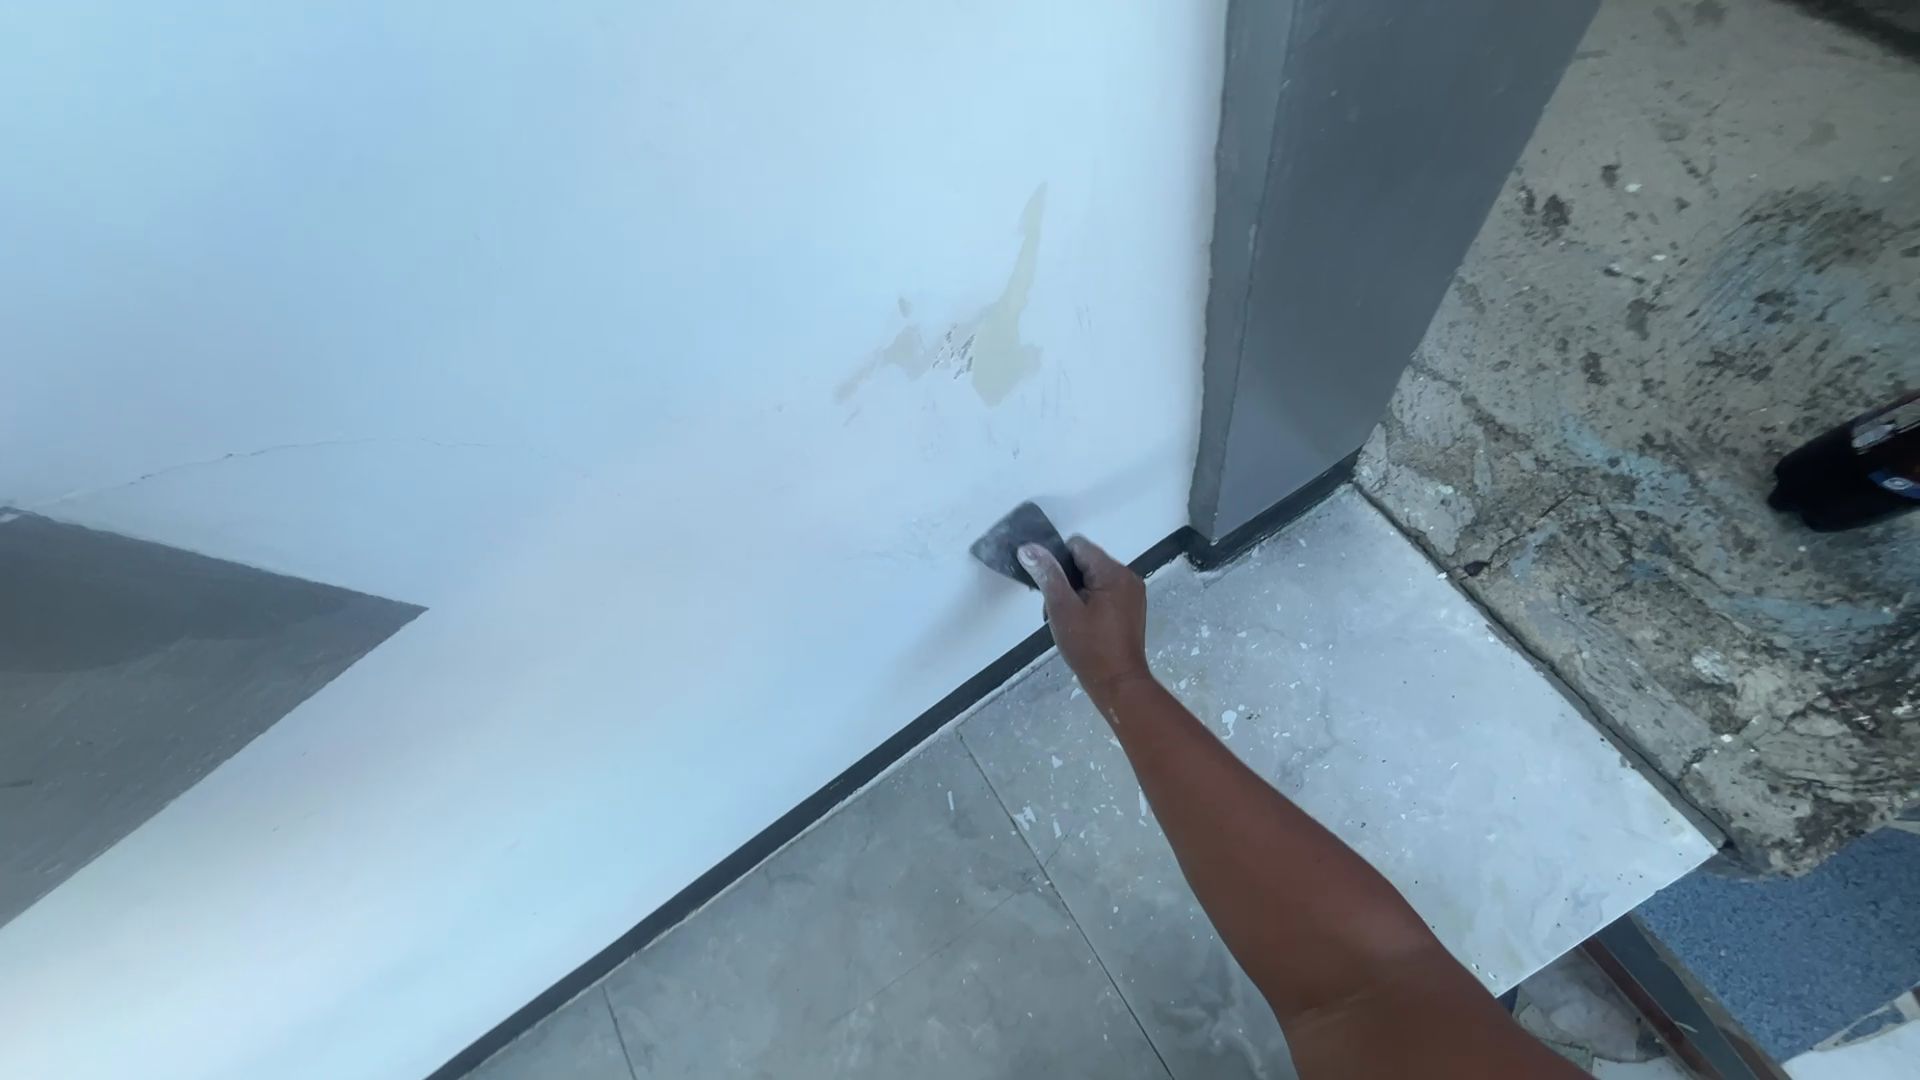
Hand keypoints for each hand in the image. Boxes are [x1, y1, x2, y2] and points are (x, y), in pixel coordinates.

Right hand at [1018, 537, 1153, 712]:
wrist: (1119, 684)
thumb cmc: (1090, 647)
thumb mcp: (1063, 609)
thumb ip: (1047, 575)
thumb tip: (1029, 548)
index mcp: (1113, 573)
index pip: (1078, 546)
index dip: (1057, 561)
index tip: (1048, 587)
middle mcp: (1127, 577)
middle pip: (1086, 562)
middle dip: (1065, 580)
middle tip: (1054, 609)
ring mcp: (1131, 593)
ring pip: (1093, 578)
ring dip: (1075, 593)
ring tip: (1065, 620)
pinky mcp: (1131, 608)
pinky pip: (1104, 593)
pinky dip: (1088, 602)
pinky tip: (1080, 624)